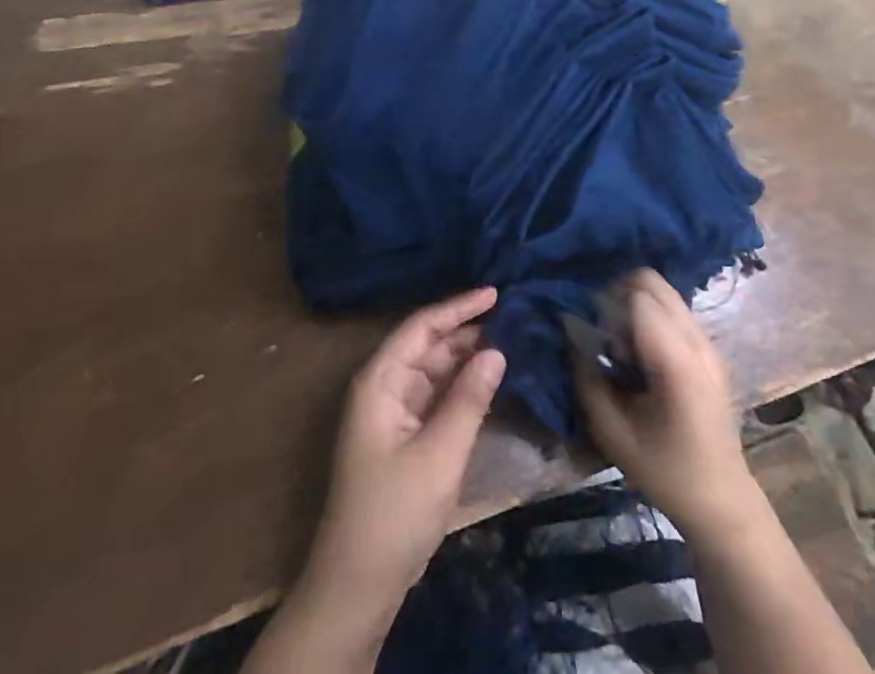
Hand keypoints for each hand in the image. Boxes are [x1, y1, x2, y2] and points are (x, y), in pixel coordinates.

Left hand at [304, 287, 507, 601]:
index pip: (421, 328)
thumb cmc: (395, 512)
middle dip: (467, 331)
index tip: (496, 292)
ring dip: (468, 359)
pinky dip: (463, 388)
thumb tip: (497, 351)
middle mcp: (384, 390)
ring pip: (435, 372)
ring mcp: (394, 415)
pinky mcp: (405, 438)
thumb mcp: (439, 453)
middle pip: (428, 347)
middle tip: (514, 319)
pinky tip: (491, 382)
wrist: (360, 581)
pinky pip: (437, 399)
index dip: (458, 307)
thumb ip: (469, 399)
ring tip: (511, 343)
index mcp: (380, 383)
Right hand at [574, 269, 760, 535]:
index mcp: (676, 361)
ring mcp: (709, 344)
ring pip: (665, 294)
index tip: (590, 333)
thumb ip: (587, 375)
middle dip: (620, 295)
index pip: (639, 297)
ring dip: (636, 307)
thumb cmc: (664, 470)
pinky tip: (640, 358)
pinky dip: (651, 319)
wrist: (721, 498)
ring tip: (621, 349)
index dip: (607, 303)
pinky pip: (674, 313)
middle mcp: (698, 341)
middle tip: (602, 333)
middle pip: (655, 283)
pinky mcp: (710, 351)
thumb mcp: (611, 431)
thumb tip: (572, 333)